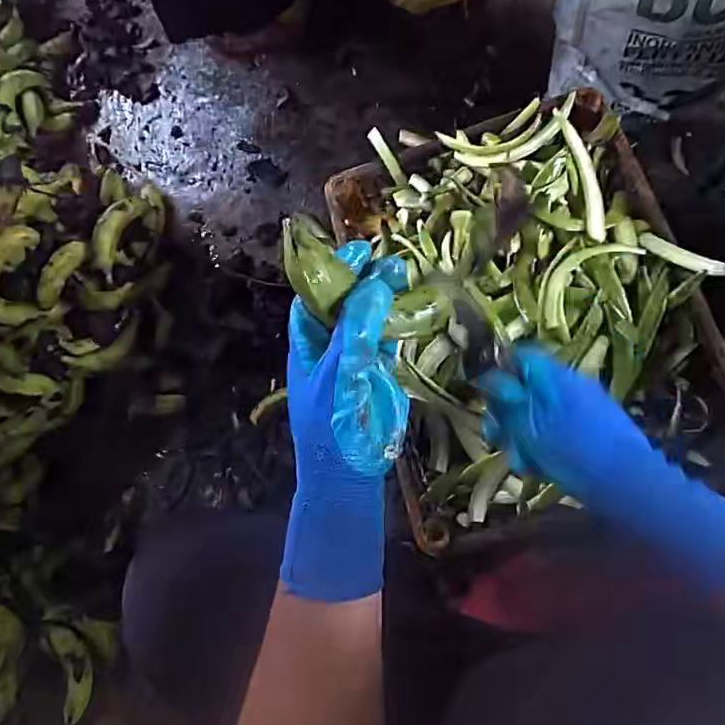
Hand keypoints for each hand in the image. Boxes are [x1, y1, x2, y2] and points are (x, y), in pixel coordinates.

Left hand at [282, 241, 408, 601]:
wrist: (348, 475)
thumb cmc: (331, 424)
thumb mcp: (338, 374)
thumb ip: (355, 330)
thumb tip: (373, 283)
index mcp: (309, 341)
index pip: (318, 296)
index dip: (336, 270)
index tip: (359, 249)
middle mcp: (331, 343)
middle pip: (348, 301)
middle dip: (366, 279)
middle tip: (392, 260)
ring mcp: (356, 357)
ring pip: (370, 317)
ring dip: (386, 297)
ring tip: (407, 274)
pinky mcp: (380, 371)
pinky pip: (389, 338)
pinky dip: (401, 321)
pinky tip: (415, 306)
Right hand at [478, 346, 724, 591]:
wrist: (631, 486)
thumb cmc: (575, 454)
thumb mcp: (531, 426)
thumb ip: (508, 398)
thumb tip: (488, 373)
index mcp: (556, 376)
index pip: (520, 356)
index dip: (499, 373)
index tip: (488, 400)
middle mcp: (571, 383)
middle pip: (527, 385)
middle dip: (508, 411)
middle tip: (499, 439)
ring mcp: (585, 405)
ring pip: (539, 409)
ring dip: (523, 432)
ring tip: (522, 461)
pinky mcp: (594, 427)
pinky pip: (558, 426)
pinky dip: (544, 442)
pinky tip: (540, 467)